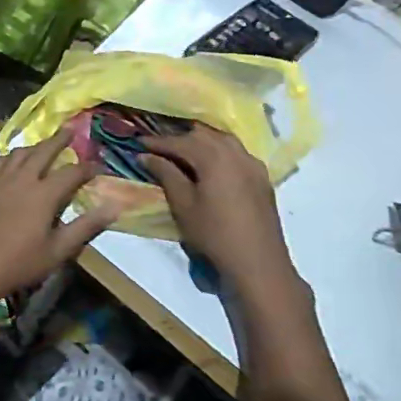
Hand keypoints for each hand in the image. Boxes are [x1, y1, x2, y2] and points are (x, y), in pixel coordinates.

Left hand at [0, 127, 109, 300]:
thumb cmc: (23, 261)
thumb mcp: (60, 249)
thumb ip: (86, 226)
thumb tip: (113, 207)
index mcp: (43, 194)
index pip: (71, 172)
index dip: (87, 168)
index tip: (99, 167)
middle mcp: (22, 179)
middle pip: (43, 151)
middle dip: (59, 139)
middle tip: (70, 129)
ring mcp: (0, 179)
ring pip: (19, 152)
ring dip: (35, 146)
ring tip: (43, 144)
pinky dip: (10, 155)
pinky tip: (12, 159)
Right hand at [140, 125, 294, 291]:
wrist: (257, 264)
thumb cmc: (213, 234)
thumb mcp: (183, 204)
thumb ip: (165, 174)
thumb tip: (146, 156)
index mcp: (215, 158)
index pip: (181, 142)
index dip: (158, 142)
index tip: (139, 142)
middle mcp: (236, 154)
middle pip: (204, 136)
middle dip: (180, 138)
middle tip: (160, 148)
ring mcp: (253, 165)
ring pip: (224, 140)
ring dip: (202, 142)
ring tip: (184, 151)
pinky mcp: (262, 179)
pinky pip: (238, 153)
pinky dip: (220, 151)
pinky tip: (212, 164)